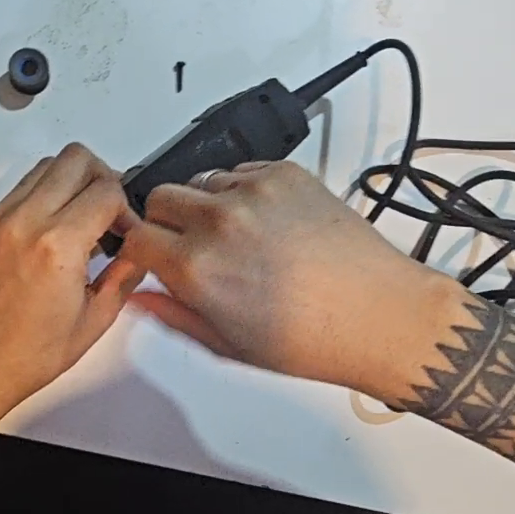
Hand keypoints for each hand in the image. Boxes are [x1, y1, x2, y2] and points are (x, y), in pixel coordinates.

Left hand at [0, 144, 143, 429]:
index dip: (126, 208)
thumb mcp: (95, 320)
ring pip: (48, 165)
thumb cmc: (26, 352)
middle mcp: (25, 222)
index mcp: (56, 247)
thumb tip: (139, 249)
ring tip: (82, 219)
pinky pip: (23, 186)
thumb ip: (125, 275)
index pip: (107, 191)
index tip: (126, 229)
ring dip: (73, 182)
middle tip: (109, 210)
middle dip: (103, 178)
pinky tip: (55, 229)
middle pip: (77, 159)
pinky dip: (46, 195)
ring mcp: (0, 218)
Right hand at [117, 161, 454, 397]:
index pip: (134, 236)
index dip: (139, 249)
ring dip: (204, 204)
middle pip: (159, 197)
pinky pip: (239, 170)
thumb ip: (172, 313)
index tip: (149, 255)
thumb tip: (142, 296)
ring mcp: (254, 192)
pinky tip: (264, 223)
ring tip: (237, 237)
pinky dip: (240, 191)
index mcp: (197, 266)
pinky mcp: (285, 173)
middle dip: (165, 222)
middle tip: (190, 246)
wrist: (379, 315)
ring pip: (199, 180)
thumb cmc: (314, 338)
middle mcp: (220, 221)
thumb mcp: (226, 343)